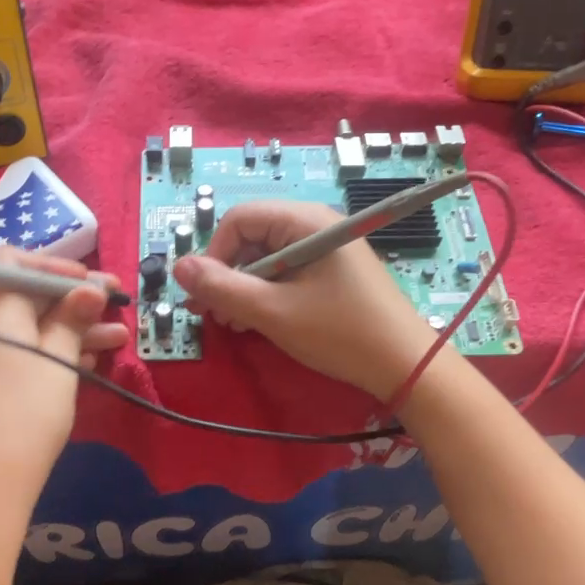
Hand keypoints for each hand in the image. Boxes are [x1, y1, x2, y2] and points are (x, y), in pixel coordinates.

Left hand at [0, 249, 130, 488]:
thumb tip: (89, 289)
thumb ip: (72, 319)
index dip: (56, 265)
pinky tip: (87, 364)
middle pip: (25, 297)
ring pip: (27, 330)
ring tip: (117, 340)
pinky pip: (19, 355)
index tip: (94, 282)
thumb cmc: (26, 411)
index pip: (15, 261)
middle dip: (74, 300)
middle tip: (118, 308)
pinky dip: (51, 352)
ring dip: (71, 329)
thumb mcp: (59, 360)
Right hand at [172, 201, 441, 401]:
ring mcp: (326, 248)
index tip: (207, 296)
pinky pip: (287, 272)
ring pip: (266, 257)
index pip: (238, 219)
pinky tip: (260, 321)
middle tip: (213, 316)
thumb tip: (178, 267)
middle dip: (227, 275)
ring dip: (244, 288)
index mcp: (304, 221)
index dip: (214, 255)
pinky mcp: (333, 271)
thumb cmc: (340, 333)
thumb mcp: (273, 313)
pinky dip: (267, 293)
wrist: (405, 364)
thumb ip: (223, 288)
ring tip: (236, 324)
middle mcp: (315, 224)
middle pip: (251, 237)